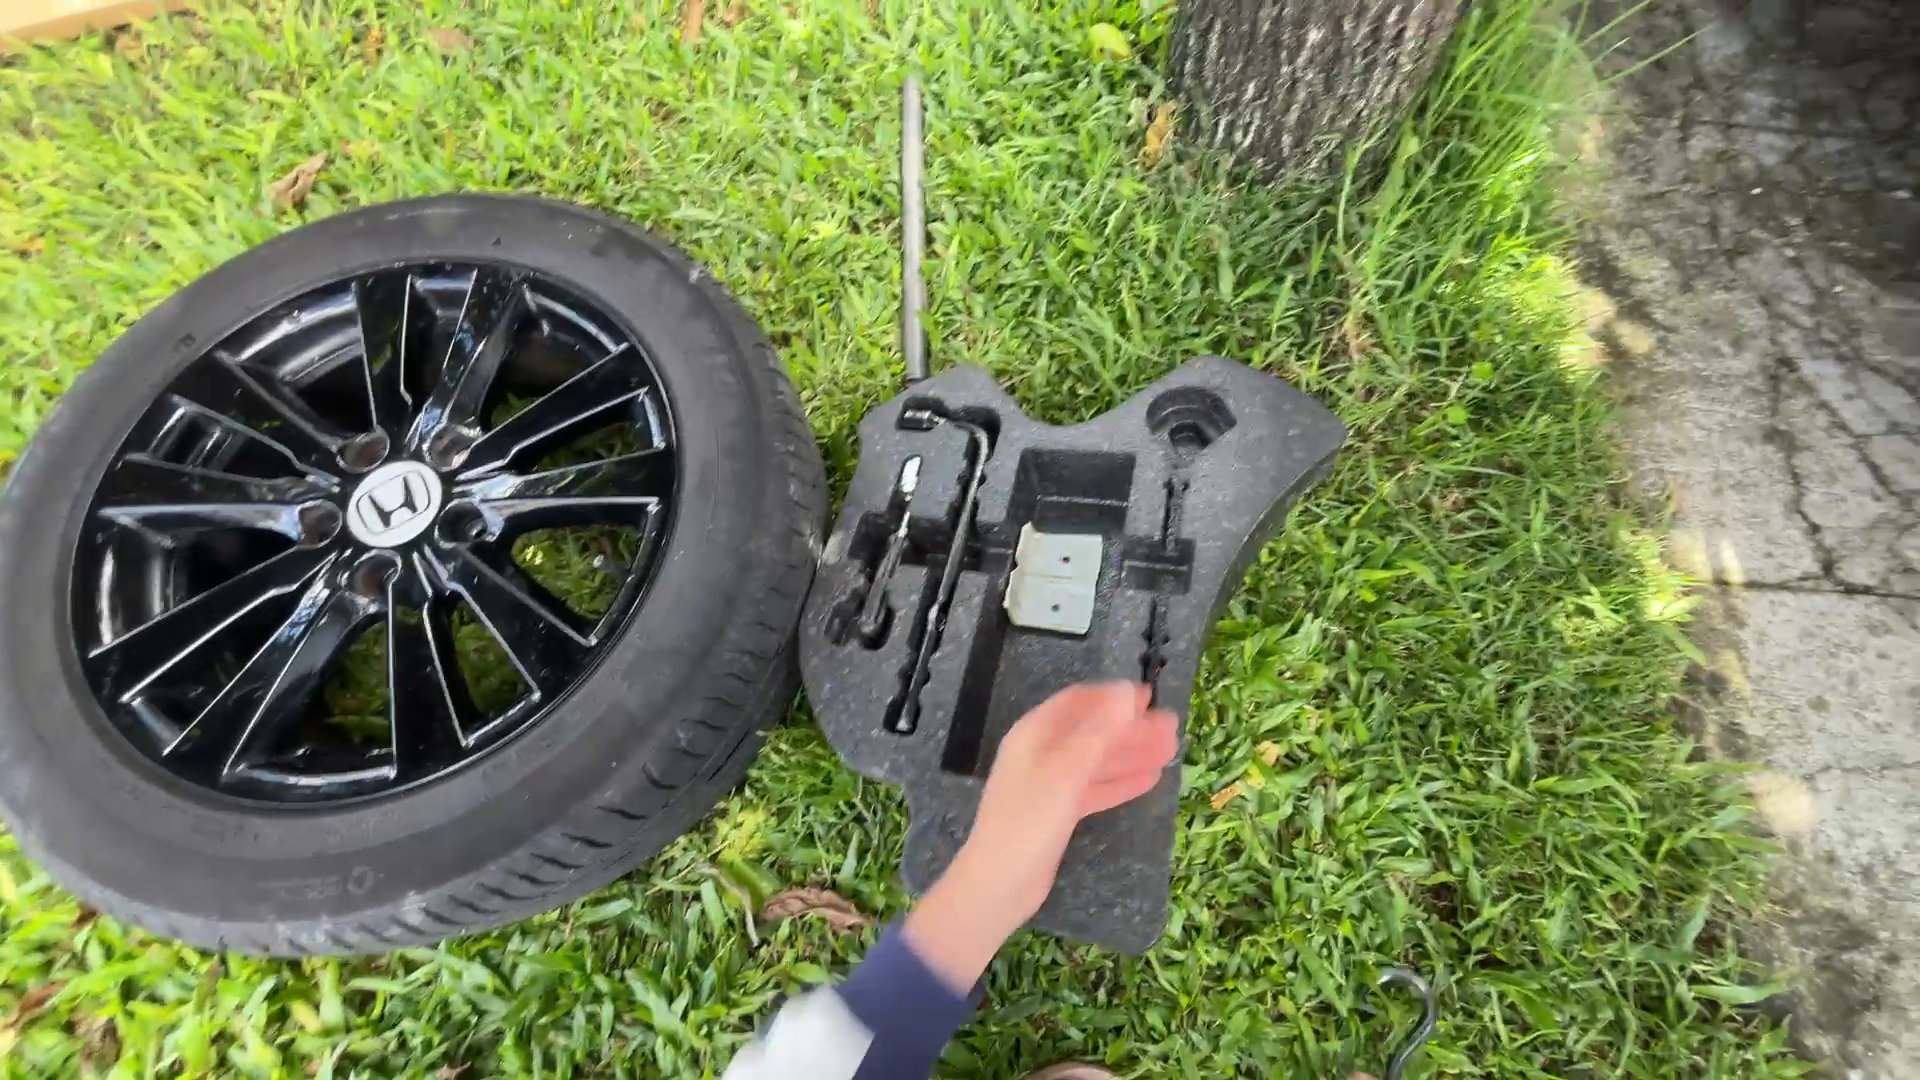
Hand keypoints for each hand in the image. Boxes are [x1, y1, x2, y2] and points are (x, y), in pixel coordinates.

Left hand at [902, 682, 1178, 990]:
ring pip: (1096, 760)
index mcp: (1035, 733)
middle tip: (1171, 727)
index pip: (1078, 702)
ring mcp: (1049, 783)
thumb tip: (1126, 691)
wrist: (1000, 882)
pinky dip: (1120, 781)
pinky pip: (1094, 787)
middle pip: (1091, 731)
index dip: (1113, 697)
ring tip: (1170, 750)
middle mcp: (1041, 752)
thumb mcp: (1066, 771)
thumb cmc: (1029, 820)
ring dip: (1130, 753)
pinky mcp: (1058, 811)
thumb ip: (1098, 731)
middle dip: (1130, 727)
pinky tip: (1150, 780)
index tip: (1150, 697)